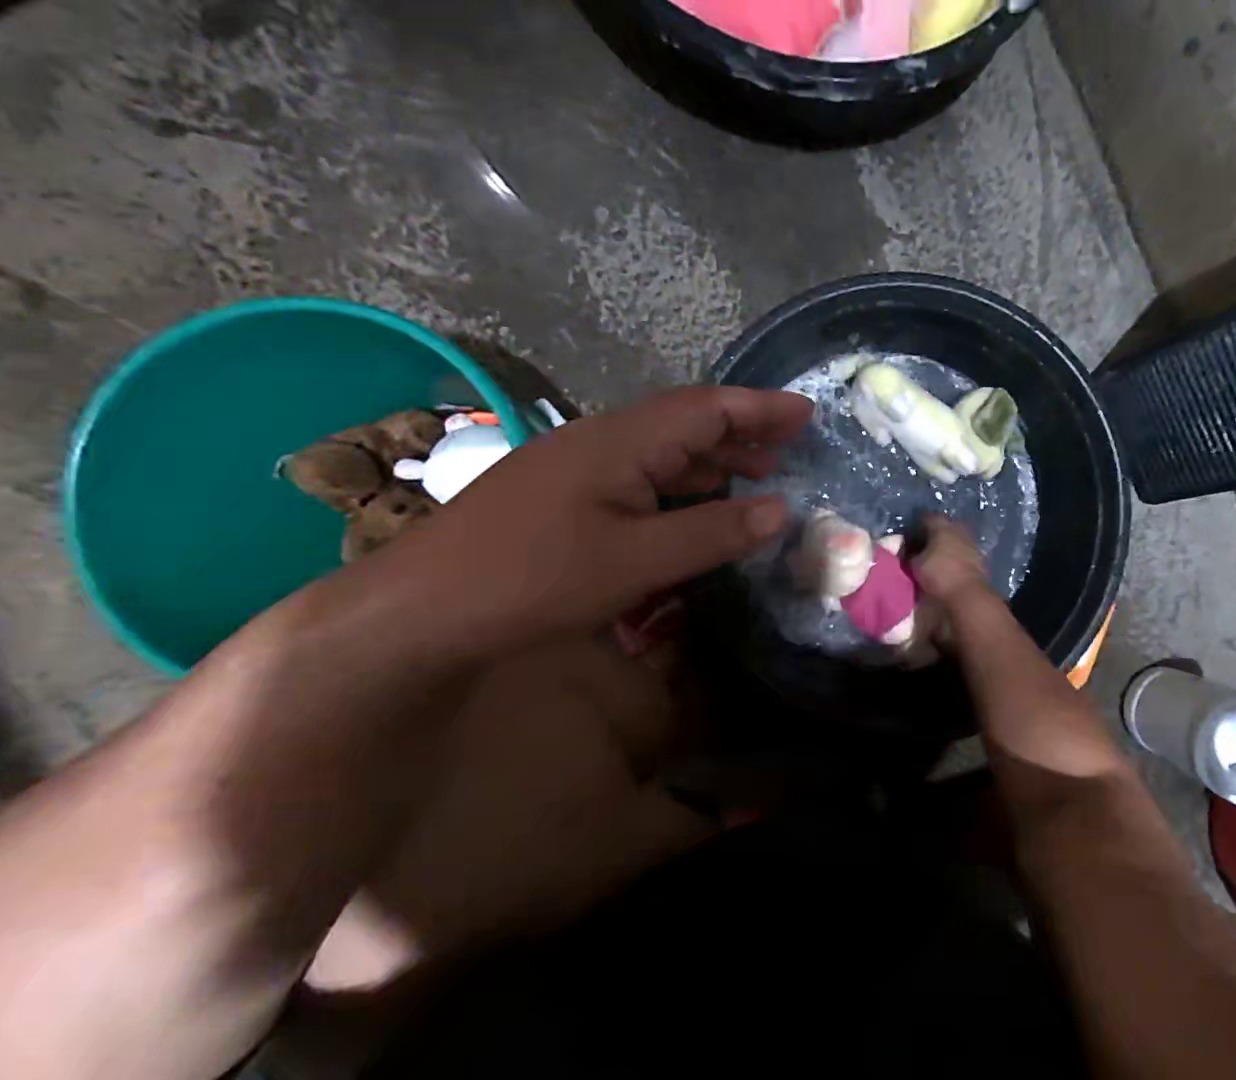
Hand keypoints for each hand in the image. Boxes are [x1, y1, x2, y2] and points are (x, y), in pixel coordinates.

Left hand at [354, 386, 813, 659]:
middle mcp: (599, 440)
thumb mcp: (637, 560)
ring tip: (755, 475)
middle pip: (683, 423)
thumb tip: (781, 508)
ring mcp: (575, 467)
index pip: (706, 408)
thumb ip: (713, 532)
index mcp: (620, 441)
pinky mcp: (562, 496)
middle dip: (740, 433)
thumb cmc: (536, 578)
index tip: (807, 414)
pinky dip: (675, 488)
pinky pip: (635, 478)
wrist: (428, 606)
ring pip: (658, 452)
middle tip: (789, 449)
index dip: (760, 408)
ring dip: (708, 461)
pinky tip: (691, 508)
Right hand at [911, 514, 994, 608]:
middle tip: (925, 545)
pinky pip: (965, 551)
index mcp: (942, 527)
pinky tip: (951, 566)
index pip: (928, 517)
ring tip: (938, 557)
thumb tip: (905, 549)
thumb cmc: (938, 574)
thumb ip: (909, 554)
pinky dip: (958, 556)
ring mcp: (972, 543)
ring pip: (957, 538)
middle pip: (945, 526)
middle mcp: (959, 530)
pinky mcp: (980, 558)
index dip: (919, 525)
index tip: (912, 535)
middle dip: (935, 533)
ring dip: (948, 544)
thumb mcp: (914, 565)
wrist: (968, 594)